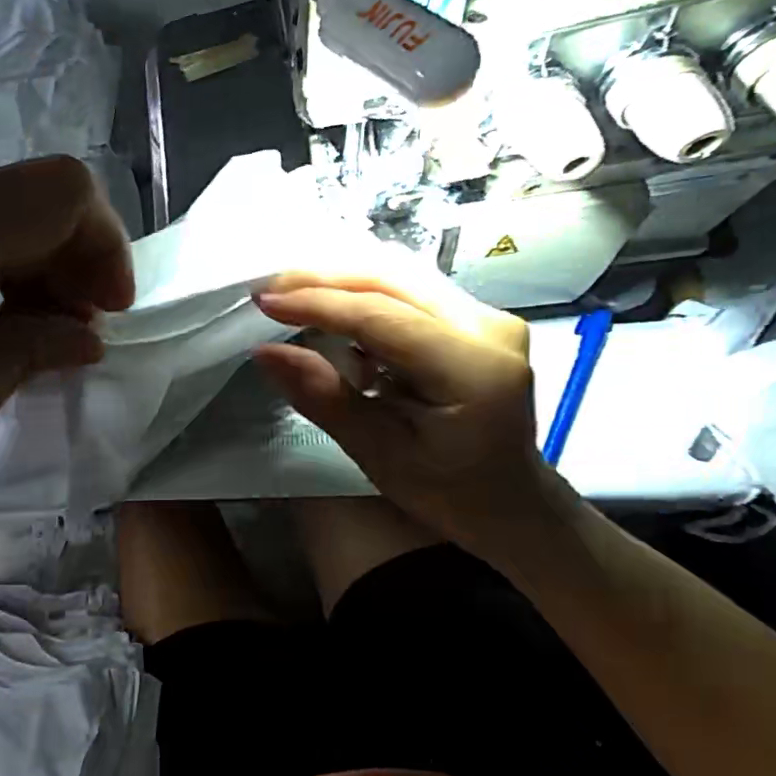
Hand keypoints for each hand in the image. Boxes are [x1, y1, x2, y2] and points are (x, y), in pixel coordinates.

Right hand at [250, 271, 552, 541]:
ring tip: (290, 294)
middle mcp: (488, 327)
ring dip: (340, 280)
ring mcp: (486, 316)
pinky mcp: (475, 316)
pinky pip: (409, 287)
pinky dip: (362, 292)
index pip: (382, 316)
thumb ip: (325, 398)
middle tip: (268, 290)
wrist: (511, 502)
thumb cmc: (448, 493)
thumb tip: (266, 353)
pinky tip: (330, 307)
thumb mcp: (379, 455)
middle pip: (392, 278)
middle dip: (323, 279)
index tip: (264, 302)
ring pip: (400, 273)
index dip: (318, 304)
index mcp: (473, 369)